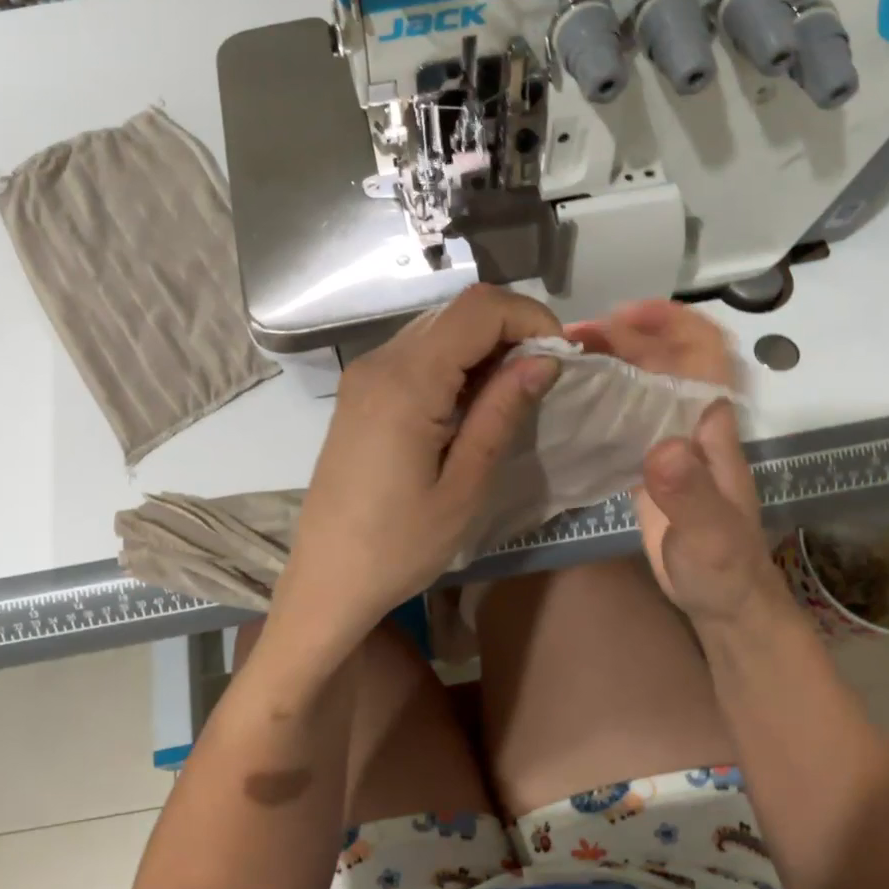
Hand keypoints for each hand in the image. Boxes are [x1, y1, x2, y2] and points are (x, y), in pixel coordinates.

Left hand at [276, 286, 562, 646]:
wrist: (327, 579)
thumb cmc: (398, 546)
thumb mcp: (463, 486)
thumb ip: (501, 413)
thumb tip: (543, 359)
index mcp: (406, 382)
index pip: (478, 308)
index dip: (529, 318)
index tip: (560, 359)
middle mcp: (379, 363)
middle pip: (456, 311)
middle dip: (509, 330)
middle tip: (542, 380)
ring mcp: (363, 376)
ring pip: (436, 329)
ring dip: (481, 347)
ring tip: (511, 396)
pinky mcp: (358, 395)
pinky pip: (414, 355)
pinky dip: (452, 364)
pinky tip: (469, 406)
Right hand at [566, 299, 783, 625]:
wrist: (724, 602)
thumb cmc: (725, 568)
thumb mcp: (710, 536)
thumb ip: (690, 493)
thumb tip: (661, 447)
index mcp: (713, 429)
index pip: (705, 356)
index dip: (673, 324)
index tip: (626, 314)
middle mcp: (692, 425)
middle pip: (666, 360)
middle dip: (627, 335)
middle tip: (573, 335)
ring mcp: (670, 444)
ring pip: (644, 383)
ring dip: (612, 359)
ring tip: (565, 354)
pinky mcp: (649, 466)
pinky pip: (627, 415)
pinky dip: (603, 395)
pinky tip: (570, 396)